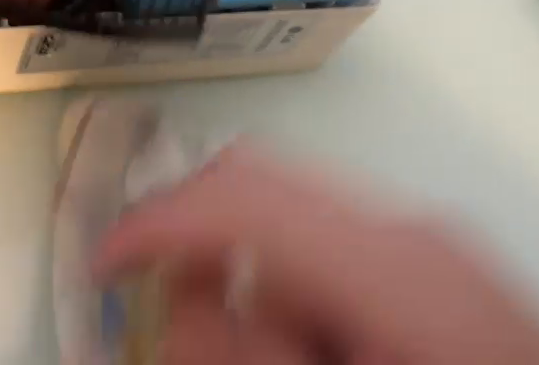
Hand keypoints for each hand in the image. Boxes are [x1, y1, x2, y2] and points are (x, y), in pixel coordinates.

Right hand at [94, 147, 538, 364]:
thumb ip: (242, 341)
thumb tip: (179, 284)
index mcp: (397, 256)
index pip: (237, 190)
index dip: (151, 218)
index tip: (100, 266)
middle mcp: (410, 225)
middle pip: (254, 192)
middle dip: (201, 253)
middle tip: (187, 322)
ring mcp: (429, 242)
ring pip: (284, 220)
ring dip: (253, 283)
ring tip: (284, 349)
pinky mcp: (438, 265)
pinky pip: (324, 248)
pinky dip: (292, 289)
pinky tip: (319, 344)